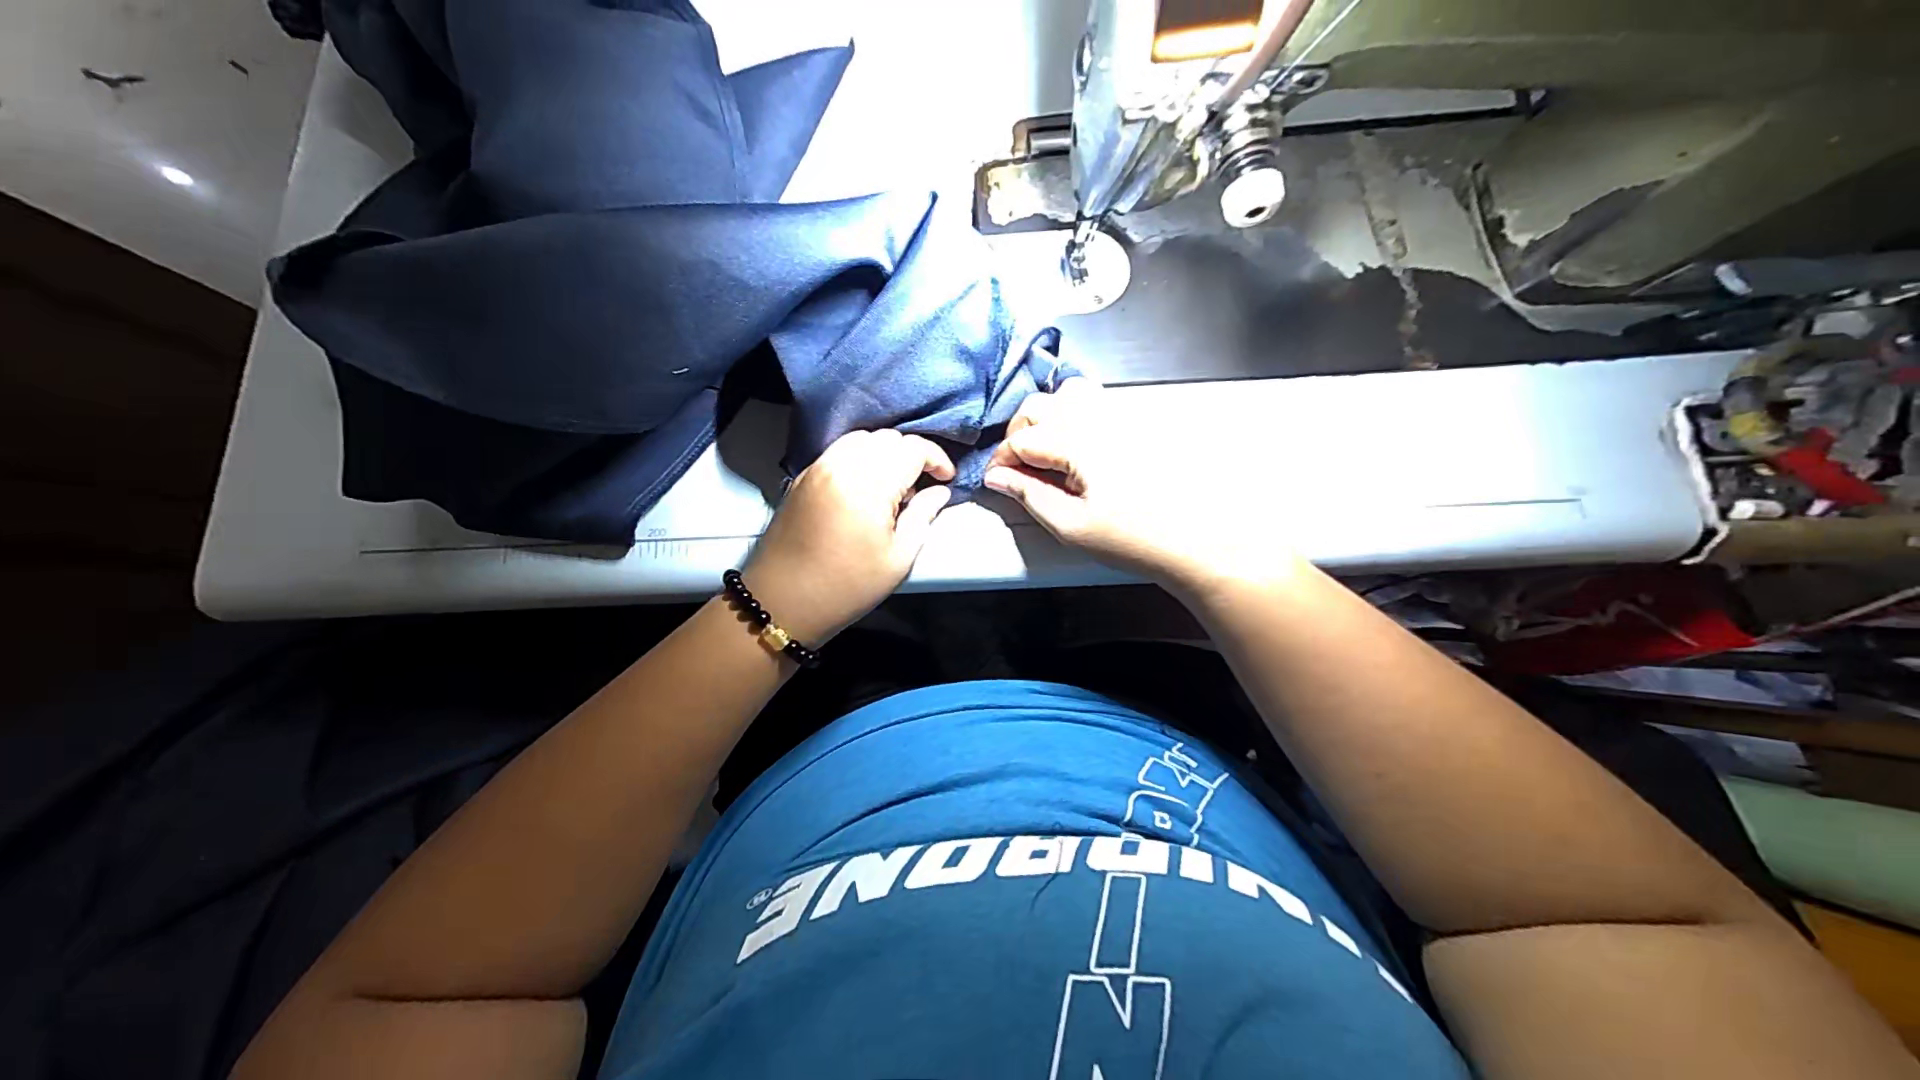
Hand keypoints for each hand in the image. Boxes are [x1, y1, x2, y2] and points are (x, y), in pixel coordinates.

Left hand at [742, 429, 955, 643]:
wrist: (782, 601)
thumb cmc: (846, 587)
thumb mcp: (897, 558)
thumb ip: (922, 517)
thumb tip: (939, 493)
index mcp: (868, 485)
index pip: (912, 448)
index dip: (936, 458)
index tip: (945, 479)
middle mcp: (842, 466)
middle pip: (887, 438)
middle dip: (911, 455)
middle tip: (920, 487)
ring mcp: (818, 468)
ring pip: (862, 439)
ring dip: (884, 453)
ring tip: (892, 487)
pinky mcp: (803, 477)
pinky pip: (839, 451)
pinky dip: (860, 458)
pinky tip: (865, 488)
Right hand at [983, 379, 1299, 596]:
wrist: (1198, 541)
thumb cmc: (1138, 538)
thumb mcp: (1071, 525)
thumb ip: (1028, 495)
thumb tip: (1000, 478)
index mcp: (1077, 442)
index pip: (1019, 439)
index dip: (1001, 461)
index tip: (998, 481)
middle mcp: (1097, 418)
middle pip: (1037, 407)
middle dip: (1018, 434)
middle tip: (1018, 469)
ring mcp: (1120, 415)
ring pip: (1065, 395)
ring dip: (1045, 418)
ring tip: (1045, 453)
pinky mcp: (1137, 422)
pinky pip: (1094, 400)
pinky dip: (1074, 414)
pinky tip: (1077, 446)